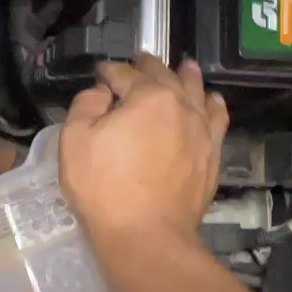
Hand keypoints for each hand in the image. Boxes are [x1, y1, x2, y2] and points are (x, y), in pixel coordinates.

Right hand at [60, 55, 228, 256]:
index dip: (108, 71)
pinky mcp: (212, 154)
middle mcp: (181, 105)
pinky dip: (212, 105)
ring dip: (187, 77)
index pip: (124, 74)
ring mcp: (202, 130)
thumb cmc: (103, 185)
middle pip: (165, 77)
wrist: (145, 233)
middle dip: (148, 66)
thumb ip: (86, 104)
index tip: (99, 72)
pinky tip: (211, 101)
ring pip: (197, 93)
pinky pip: (217, 119)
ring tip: (185, 66)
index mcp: (147, 96)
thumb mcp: (75, 139)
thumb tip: (102, 91)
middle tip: (140, 58)